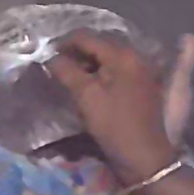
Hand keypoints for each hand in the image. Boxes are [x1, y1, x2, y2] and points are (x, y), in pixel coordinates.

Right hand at [49, 32, 193, 182]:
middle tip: (60, 65)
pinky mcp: (145, 83)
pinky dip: (103, 69)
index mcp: (123, 55)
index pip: (86, 38)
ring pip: (109, 56)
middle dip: (78, 52)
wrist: (144, 157)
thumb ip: (65, 69)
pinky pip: (118, 67)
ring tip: (73, 74)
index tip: (48, 55)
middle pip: (100, 44)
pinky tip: (92, 81)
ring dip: (89, 61)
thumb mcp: (84, 94)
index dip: (64, 44)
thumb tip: (52, 57)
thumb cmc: (113, 123)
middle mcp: (137, 56)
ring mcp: (144, 69)